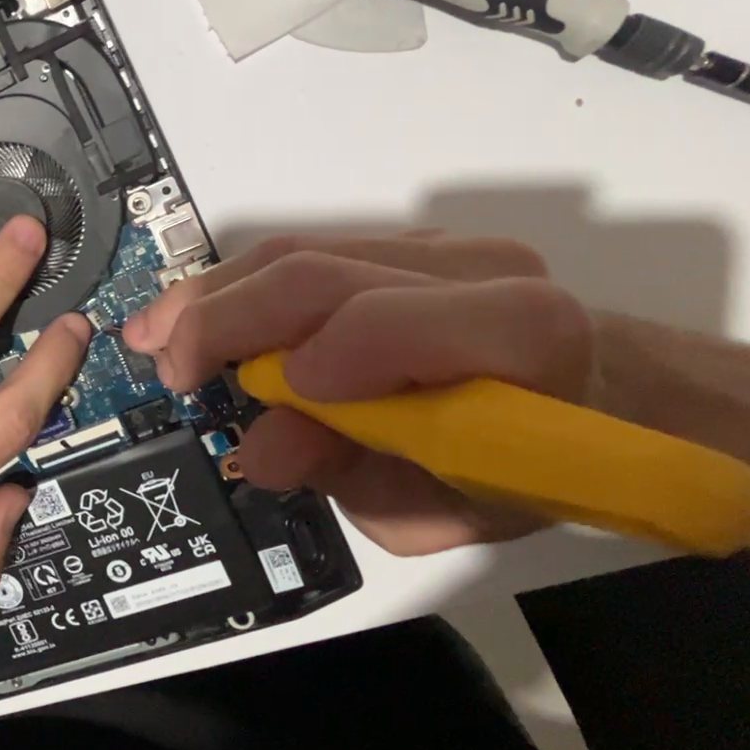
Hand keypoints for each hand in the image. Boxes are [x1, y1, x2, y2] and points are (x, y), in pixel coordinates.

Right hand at [123, 233, 592, 555]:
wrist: (596, 393)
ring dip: (211, 294)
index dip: (319, 348)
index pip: (402, 320)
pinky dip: (235, 286)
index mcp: (520, 339)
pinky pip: (298, 253)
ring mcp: (431, 246)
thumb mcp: (445, 506)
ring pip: (295, 252)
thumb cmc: (524, 469)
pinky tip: (194, 315)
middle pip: (320, 271)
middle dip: (224, 317)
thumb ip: (353, 474)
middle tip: (164, 366)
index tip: (251, 395)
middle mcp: (476, 270)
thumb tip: (257, 446)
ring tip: (153, 334)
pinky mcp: (395, 243)